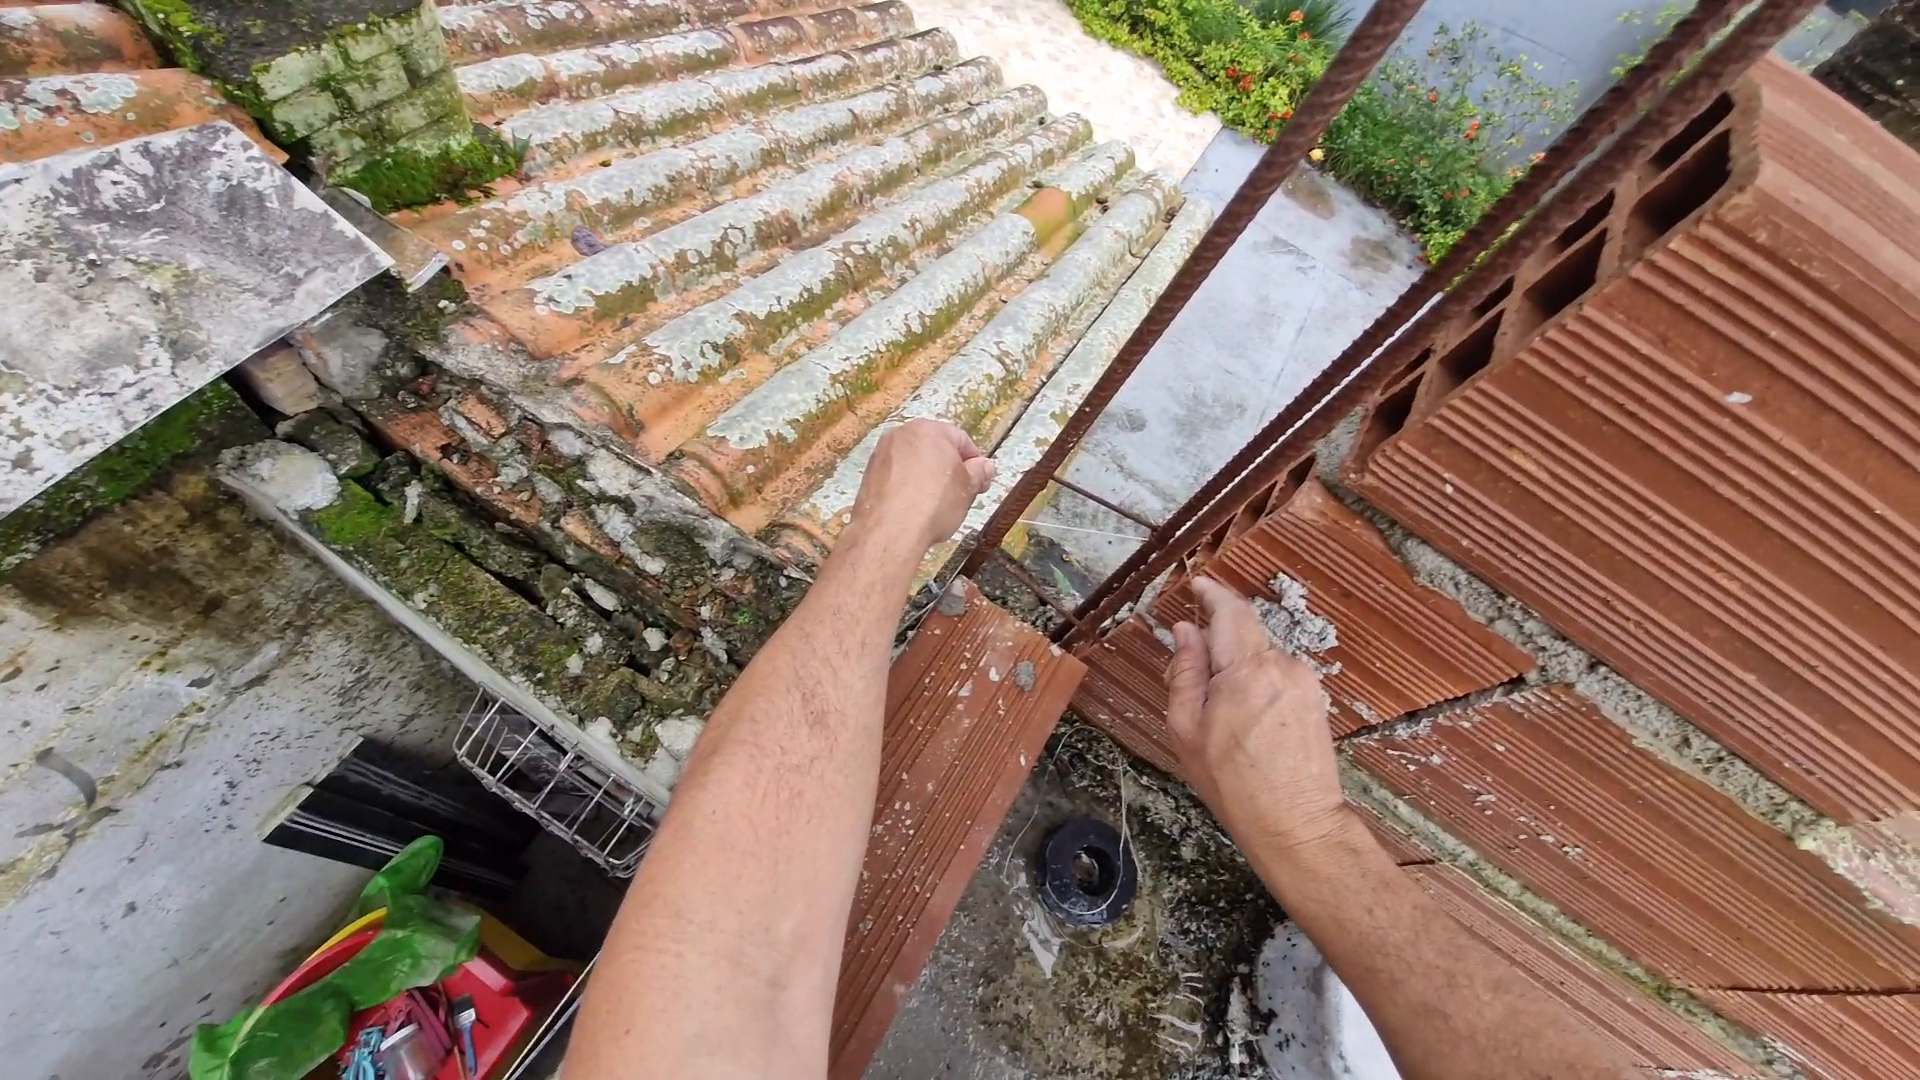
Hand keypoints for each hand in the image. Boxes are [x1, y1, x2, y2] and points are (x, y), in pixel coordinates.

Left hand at [849, 419, 995, 554]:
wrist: (890, 531)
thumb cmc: (933, 504)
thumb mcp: (967, 488)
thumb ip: (979, 472)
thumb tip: (986, 466)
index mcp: (928, 429)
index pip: (960, 439)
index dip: (974, 462)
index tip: (980, 481)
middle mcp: (901, 434)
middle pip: (934, 448)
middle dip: (949, 469)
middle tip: (961, 494)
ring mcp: (881, 454)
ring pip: (913, 462)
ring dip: (927, 478)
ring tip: (936, 505)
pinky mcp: (868, 474)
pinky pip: (896, 476)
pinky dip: (907, 487)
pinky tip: (914, 508)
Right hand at [1164, 577, 1346, 852]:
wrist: (1296, 824)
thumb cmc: (1233, 782)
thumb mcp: (1187, 728)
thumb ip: (1185, 671)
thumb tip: (1185, 631)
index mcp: (1246, 670)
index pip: (1230, 611)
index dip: (1211, 593)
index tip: (1196, 585)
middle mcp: (1282, 666)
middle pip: (1244, 632)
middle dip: (1216, 642)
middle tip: (1192, 675)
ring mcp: (1304, 682)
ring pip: (1260, 654)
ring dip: (1236, 666)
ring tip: (1219, 711)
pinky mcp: (1316, 698)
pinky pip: (1277, 673)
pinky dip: (1256, 681)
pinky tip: (1245, 718)